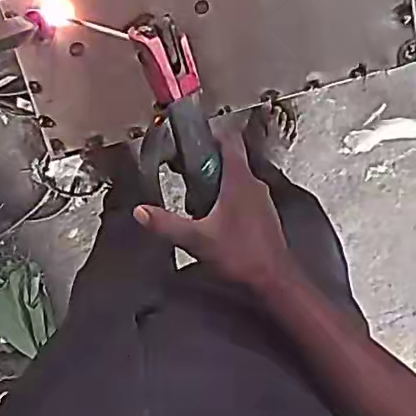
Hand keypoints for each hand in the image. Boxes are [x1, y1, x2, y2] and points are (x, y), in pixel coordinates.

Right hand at [133, 129, 299, 291]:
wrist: (274, 280)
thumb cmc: (243, 256)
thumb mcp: (197, 239)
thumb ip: (166, 224)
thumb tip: (142, 212)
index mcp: (240, 180)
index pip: (229, 141)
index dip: (211, 135)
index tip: (194, 139)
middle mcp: (254, 185)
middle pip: (230, 160)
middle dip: (207, 165)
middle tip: (187, 175)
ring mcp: (262, 200)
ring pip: (237, 179)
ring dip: (217, 184)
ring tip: (198, 201)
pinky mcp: (263, 215)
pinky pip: (244, 196)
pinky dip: (228, 200)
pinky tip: (215, 220)